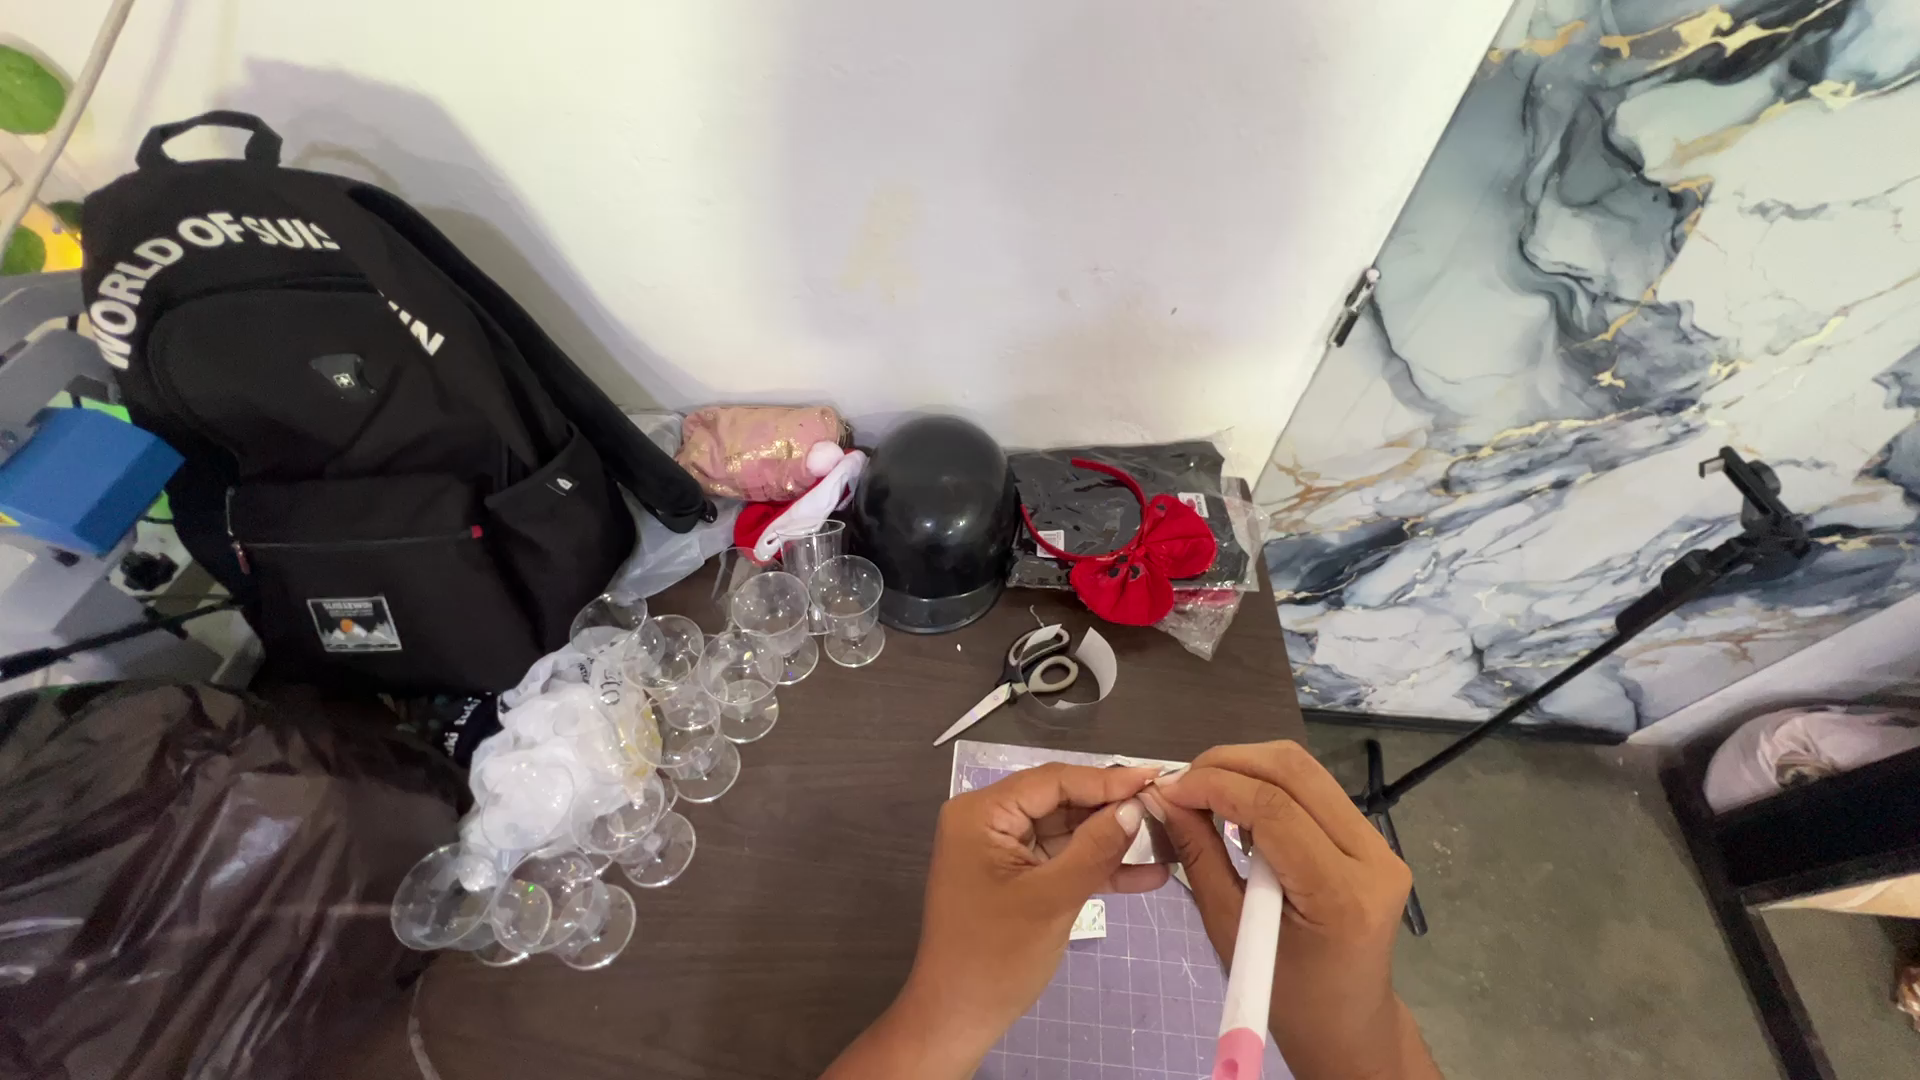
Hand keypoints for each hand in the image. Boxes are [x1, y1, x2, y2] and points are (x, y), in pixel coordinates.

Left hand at [822, 762, 1164, 1079]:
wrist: (958, 1019)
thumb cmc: (995, 956)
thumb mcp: (1051, 899)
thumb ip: (1094, 849)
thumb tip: (1133, 808)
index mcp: (982, 812)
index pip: (1052, 781)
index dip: (1105, 779)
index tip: (1153, 777)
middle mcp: (988, 819)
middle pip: (1059, 800)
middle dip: (1110, 807)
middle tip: (1163, 804)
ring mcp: (1002, 847)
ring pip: (1065, 829)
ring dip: (1110, 838)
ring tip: (1162, 835)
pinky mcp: (1016, 874)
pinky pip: (1060, 857)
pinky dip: (1096, 866)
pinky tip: (1146, 873)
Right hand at [1146, 742, 1438, 1079]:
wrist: (1349, 1026)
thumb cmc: (1285, 994)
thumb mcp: (1227, 928)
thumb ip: (1198, 853)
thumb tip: (1162, 798)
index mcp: (1341, 894)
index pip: (1273, 808)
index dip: (1213, 785)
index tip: (1167, 790)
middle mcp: (1372, 856)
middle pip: (1292, 769)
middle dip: (1226, 762)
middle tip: (1181, 783)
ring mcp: (1377, 842)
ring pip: (1302, 768)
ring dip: (1243, 765)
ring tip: (1202, 789)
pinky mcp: (1369, 836)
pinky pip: (1310, 785)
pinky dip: (1262, 780)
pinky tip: (1234, 802)